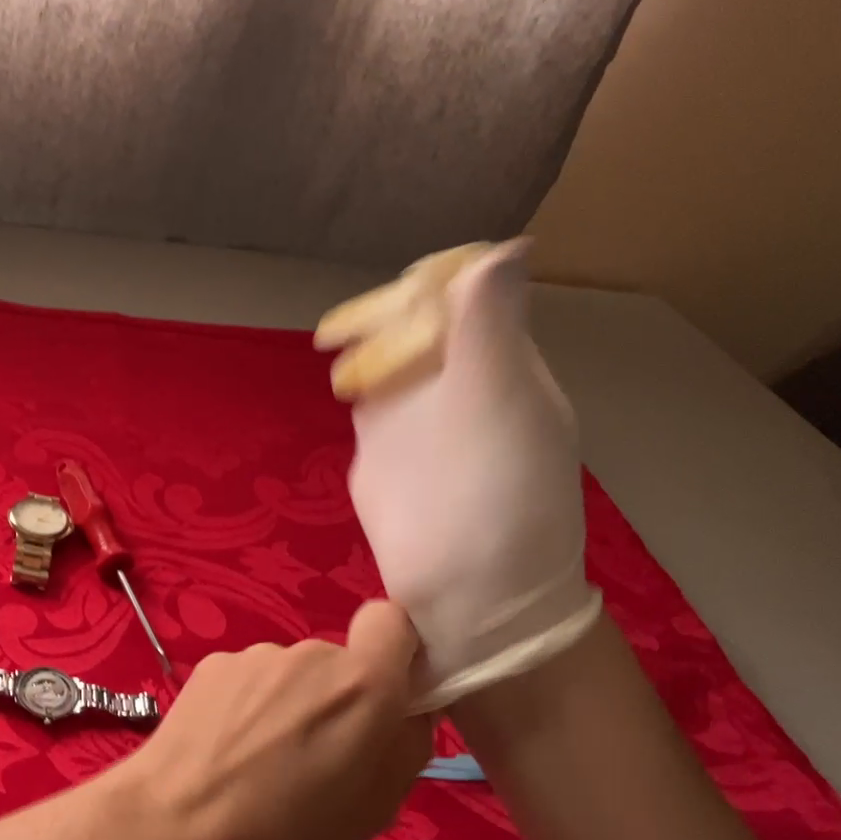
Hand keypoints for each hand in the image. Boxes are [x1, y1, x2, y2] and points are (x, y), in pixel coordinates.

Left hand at [116, 601, 432, 839]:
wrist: (179, 820)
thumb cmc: (288, 829)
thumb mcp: (377, 806)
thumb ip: (404, 744)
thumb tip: (406, 711)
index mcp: (363, 683)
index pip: (391, 621)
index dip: (393, 651)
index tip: (388, 694)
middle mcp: (310, 654)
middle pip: (338, 662)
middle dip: (337, 698)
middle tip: (317, 754)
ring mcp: (254, 654)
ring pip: (291, 673)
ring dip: (289, 703)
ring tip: (263, 758)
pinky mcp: (211, 664)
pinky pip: (249, 679)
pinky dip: (248, 704)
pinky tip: (228, 744)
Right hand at [345, 239, 600, 709]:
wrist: (468, 591)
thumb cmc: (497, 501)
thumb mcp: (500, 409)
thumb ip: (489, 333)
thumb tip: (499, 249)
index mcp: (505, 365)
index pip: (474, 297)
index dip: (437, 282)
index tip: (398, 293)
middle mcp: (463, 382)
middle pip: (424, 321)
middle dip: (388, 313)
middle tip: (347, 331)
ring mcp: (420, 415)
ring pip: (393, 353)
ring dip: (366, 339)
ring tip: (335, 344)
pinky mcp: (384, 445)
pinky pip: (370, 394)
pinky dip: (354, 375)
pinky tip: (337, 374)